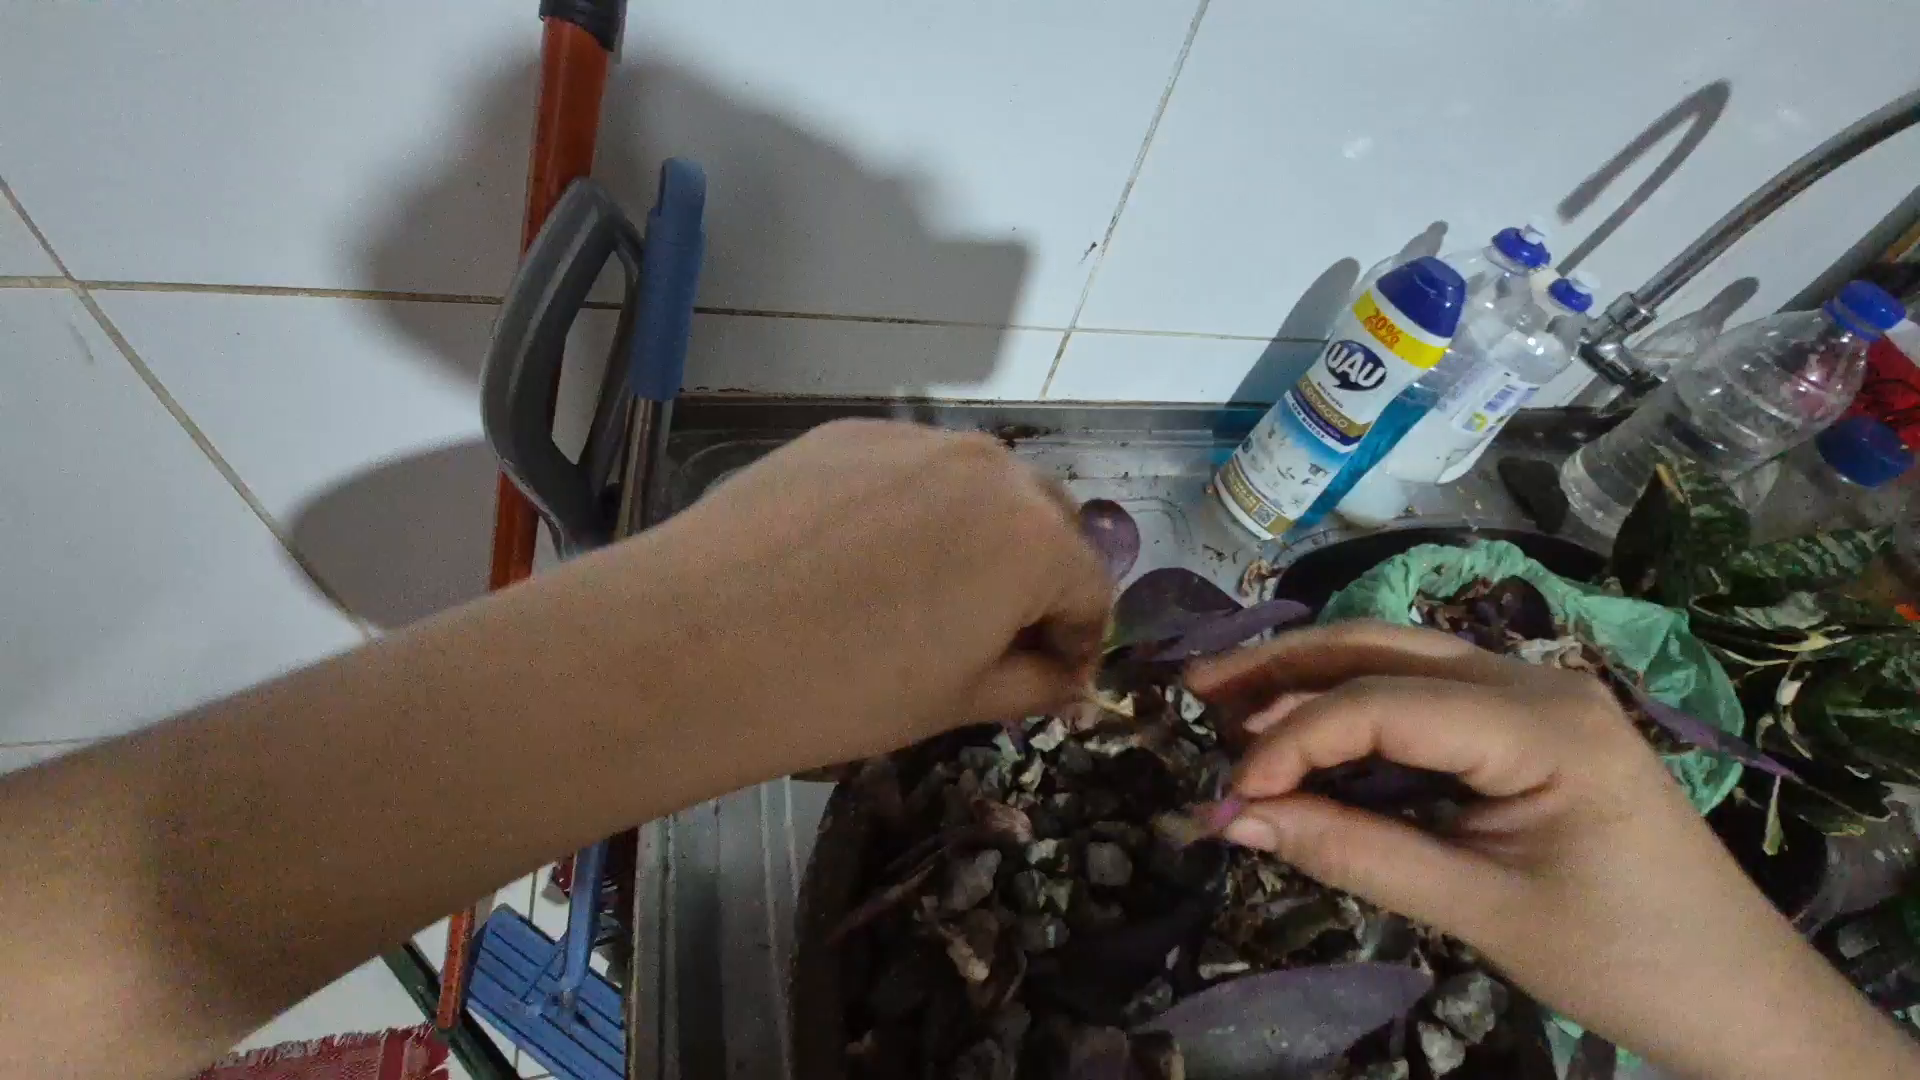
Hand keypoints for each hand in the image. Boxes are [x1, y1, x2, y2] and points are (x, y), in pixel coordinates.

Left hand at [556, 419, 1109, 775]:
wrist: (697, 641)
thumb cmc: (846, 689)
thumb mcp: (955, 702)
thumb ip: (1032, 685)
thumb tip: (1068, 681)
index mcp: (1036, 539)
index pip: (1092, 588)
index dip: (1076, 640)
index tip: (1047, 675)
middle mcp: (991, 468)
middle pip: (1045, 524)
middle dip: (1034, 579)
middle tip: (987, 631)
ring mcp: (916, 439)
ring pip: (979, 489)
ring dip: (978, 536)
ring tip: (919, 588)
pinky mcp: (851, 431)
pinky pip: (912, 472)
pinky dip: (914, 509)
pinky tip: (859, 554)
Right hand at [1188, 620, 1917, 1079]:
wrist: (1752, 1005)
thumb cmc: (1629, 961)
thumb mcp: (1479, 911)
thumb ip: (1349, 852)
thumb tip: (1227, 819)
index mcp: (1540, 723)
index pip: (1378, 704)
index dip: (1290, 741)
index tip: (1233, 792)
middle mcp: (1528, 679)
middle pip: (1374, 647)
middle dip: (1277, 666)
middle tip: (1196, 685)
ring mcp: (1523, 690)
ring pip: (1386, 654)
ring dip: (1301, 673)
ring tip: (1225, 693)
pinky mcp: (1513, 715)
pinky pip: (1409, 687)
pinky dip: (1342, 700)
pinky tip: (1295, 716)